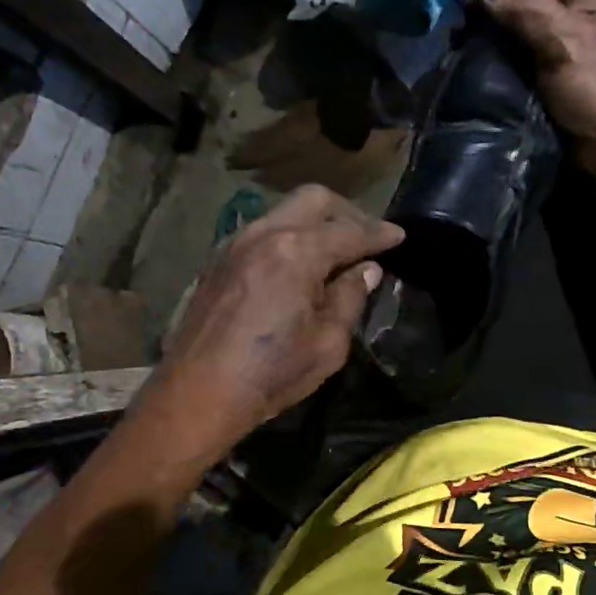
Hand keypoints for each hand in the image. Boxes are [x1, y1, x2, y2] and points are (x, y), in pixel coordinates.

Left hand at [138, 185, 404, 447]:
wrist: (196, 394)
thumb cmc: (271, 374)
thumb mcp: (328, 343)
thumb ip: (349, 298)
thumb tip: (366, 270)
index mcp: (296, 252)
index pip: (350, 232)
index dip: (379, 234)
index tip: (399, 236)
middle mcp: (264, 234)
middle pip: (314, 200)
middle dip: (348, 212)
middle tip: (367, 237)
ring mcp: (235, 243)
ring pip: (284, 212)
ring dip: (315, 223)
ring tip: (334, 252)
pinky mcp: (217, 260)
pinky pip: (263, 232)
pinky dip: (289, 237)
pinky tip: (297, 265)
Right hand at [479, 0, 595, 175]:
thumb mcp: (565, 40)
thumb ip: (527, 8)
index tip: (473, 10)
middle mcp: (577, 10)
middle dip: (494, 10)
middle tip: (466, 36)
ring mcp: (569, 44)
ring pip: (522, 28)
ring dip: (497, 40)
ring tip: (472, 56)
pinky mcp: (560, 75)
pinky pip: (526, 58)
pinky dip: (507, 63)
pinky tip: (490, 74)